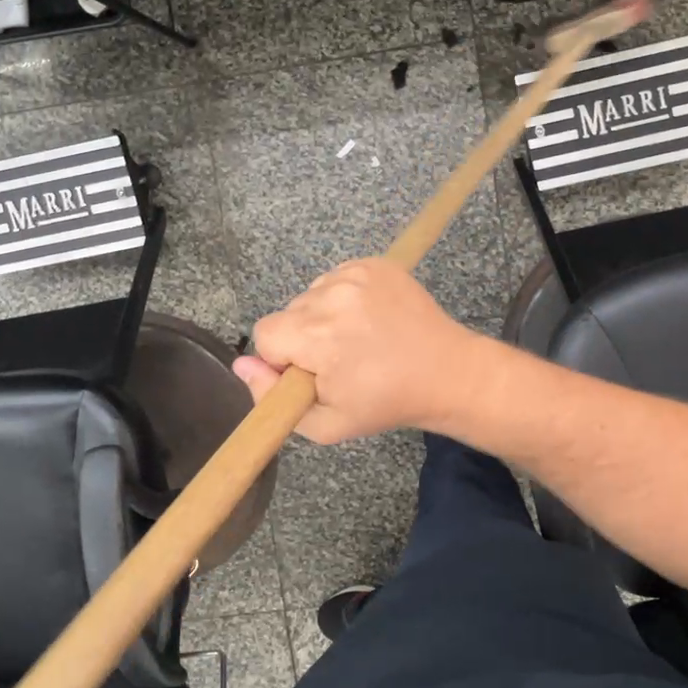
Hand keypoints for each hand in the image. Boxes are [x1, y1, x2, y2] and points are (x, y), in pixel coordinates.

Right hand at [233, 259, 485, 443]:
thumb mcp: (324, 423)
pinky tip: (368, 320)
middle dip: (304, 338)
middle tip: (340, 360)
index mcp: (317, 335)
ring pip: (311, 295)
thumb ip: (271, 397)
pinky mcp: (374, 264)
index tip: (312, 373)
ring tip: (358, 339)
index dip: (283, 358)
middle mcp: (332, 296)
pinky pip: (336, 278)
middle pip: (288, 313)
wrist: (446, 373)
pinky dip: (344, 298)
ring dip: (323, 316)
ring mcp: (356, 275)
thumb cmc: (386, 403)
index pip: (265, 333)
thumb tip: (240, 366)